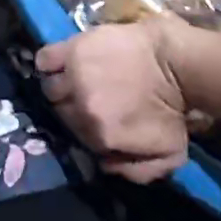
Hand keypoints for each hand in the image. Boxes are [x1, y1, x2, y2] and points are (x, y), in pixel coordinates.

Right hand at [35, 19, 190, 183]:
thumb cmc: (172, 110)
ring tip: (74, 84)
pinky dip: (47, 64)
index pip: (76, 137)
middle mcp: (81, 107)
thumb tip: (102, 166)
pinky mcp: (70, 49)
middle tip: (84, 102)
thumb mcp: (168, 155)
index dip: (85, 130)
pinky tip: (60, 66)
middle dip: (71, 109)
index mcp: (101, 134)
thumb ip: (135, 171)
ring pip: (49, 87)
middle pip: (60, 112)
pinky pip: (44, 60)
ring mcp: (74, 76)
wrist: (176, 65)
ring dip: (59, 88)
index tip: (94, 121)